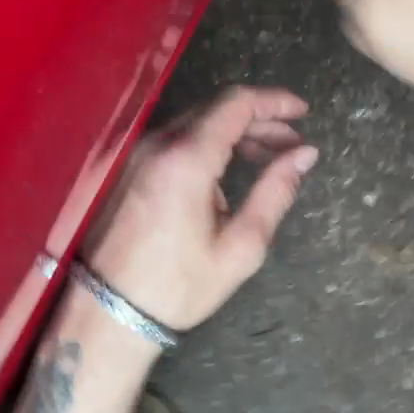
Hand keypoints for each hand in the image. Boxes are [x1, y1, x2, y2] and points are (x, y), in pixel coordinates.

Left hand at [83, 88, 319, 331]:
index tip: (303, 113)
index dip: (274, 101)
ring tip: (269, 158)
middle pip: (217, 108)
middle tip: (292, 144)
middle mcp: (159, 143)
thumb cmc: (179, 285)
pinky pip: (178, 137)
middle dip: (260, 118)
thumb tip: (305, 154)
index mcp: (186, 159)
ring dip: (236, 131)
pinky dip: (210, 142)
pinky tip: (230, 170)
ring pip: (197, 121)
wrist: (108, 311)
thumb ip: (275, 191)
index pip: (236, 104)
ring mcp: (139, 152)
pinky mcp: (130, 165)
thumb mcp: (241, 246)